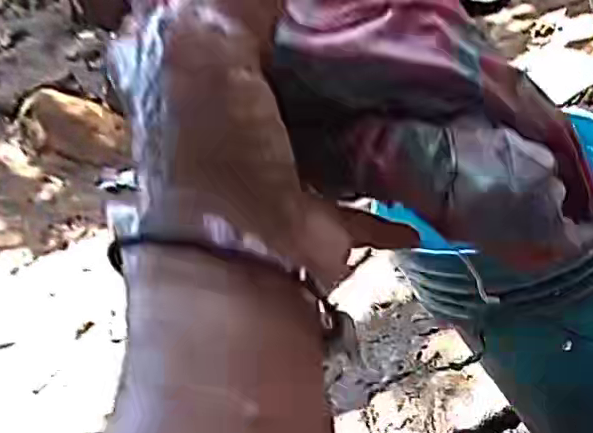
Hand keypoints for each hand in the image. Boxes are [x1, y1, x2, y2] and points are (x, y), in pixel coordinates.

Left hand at [109, 0, 413, 287]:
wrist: (250, 249)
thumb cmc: (216, 146)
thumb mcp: (207, 43)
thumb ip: (241, 4)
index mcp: (177, 65)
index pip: (200, 13)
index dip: (243, 6)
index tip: (304, 8)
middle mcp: (225, 117)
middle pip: (273, 77)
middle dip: (313, 64)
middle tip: (361, 45)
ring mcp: (277, 170)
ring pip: (322, 141)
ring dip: (355, 131)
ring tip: (396, 107)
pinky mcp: (320, 218)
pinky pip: (366, 214)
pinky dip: (392, 215)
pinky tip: (414, 198)